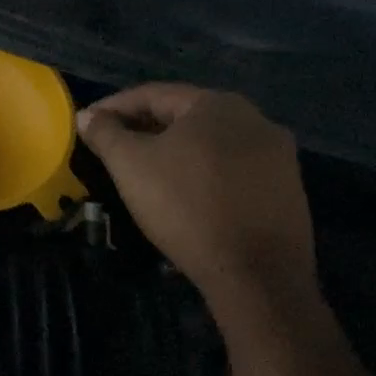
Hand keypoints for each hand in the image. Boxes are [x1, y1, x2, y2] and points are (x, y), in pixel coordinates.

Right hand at [76, 84, 315, 300]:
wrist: (258, 279)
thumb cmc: (187, 206)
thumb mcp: (131, 164)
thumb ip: (105, 133)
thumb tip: (87, 116)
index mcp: (218, 103)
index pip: (153, 95)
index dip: (114, 108)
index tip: (88, 124)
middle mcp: (254, 120)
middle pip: (184, 118)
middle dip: (145, 130)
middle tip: (113, 148)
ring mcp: (278, 158)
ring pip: (210, 146)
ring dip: (176, 154)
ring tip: (146, 173)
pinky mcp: (288, 194)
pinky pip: (233, 173)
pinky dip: (204, 177)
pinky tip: (185, 197)